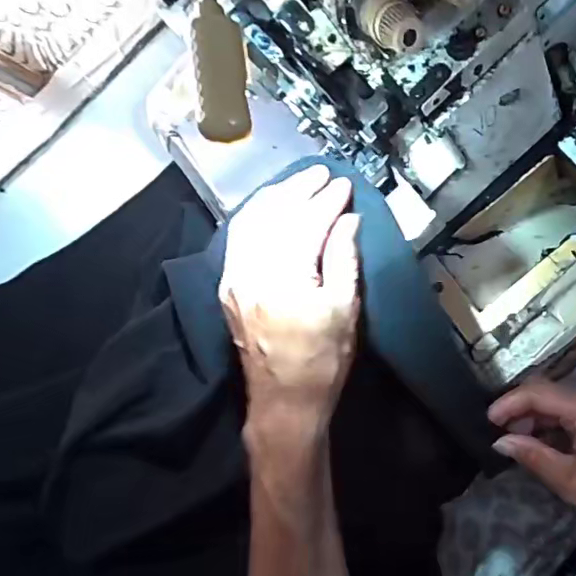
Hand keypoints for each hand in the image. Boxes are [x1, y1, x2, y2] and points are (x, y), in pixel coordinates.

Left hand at [220, 166, 362, 443]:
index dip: (327, 200)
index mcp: (285, 278)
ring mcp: (234, 278)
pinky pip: (238, 238)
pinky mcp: (228, 287)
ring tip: (299, 183)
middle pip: (274, 215)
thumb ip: (343, 257)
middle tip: (322, 174)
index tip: (344, 185)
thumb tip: (347, 219)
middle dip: (299, 189)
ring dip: (275, 197)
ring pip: (250, 221)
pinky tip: (270, 207)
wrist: (284, 401)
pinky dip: (256, 215)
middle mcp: (251, 272)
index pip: (306, 223)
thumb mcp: (345, 308)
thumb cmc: (323, 360)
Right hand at [489, 381, 575, 544]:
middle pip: (546, 393)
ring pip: (556, 404)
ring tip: (514, 446)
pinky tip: (539, 448)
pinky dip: (551, 429)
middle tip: (498, 438)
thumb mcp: (575, 483)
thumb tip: (500, 442)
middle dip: (518, 413)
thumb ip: (534, 457)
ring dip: (533, 422)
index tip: (486, 424)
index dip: (508, 405)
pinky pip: (570, 415)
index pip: (537, 392)